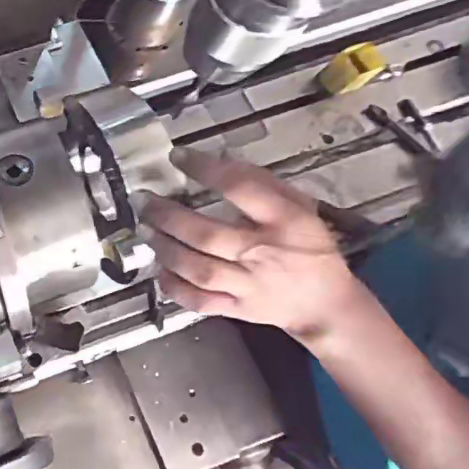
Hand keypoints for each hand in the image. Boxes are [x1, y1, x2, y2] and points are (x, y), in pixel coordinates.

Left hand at [144, 149, 368, 339]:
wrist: (325, 304)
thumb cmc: (307, 244)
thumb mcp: (299, 206)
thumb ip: (261, 184)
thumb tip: (216, 160)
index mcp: (285, 220)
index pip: (241, 189)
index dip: (206, 169)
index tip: (178, 157)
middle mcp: (264, 253)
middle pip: (208, 235)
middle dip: (168, 216)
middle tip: (143, 201)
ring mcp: (250, 286)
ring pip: (199, 270)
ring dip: (165, 249)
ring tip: (146, 231)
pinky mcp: (238, 311)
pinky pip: (199, 302)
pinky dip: (173, 287)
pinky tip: (159, 270)